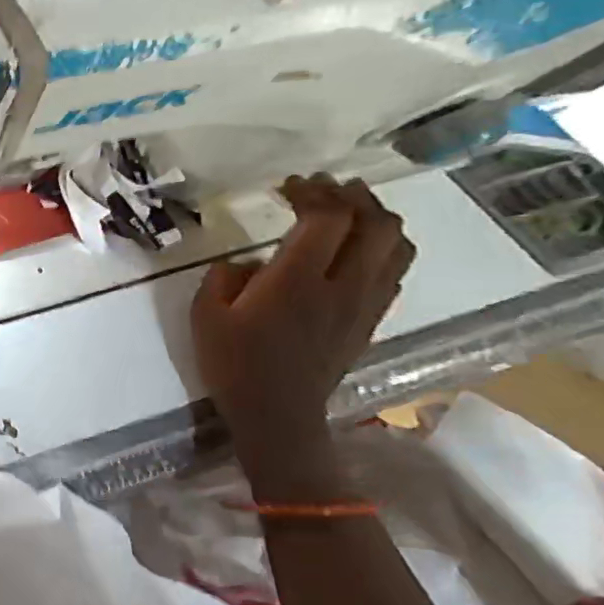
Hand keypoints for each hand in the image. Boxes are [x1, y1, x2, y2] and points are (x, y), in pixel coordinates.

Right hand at [190, 174, 414, 452]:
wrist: (277, 418)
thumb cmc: (234, 363)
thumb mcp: (206, 312)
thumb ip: (226, 274)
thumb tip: (251, 262)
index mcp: (297, 281)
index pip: (328, 218)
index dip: (314, 191)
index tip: (288, 186)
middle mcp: (342, 287)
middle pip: (378, 224)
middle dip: (354, 196)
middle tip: (324, 188)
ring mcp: (364, 305)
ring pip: (397, 246)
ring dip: (377, 218)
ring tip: (348, 209)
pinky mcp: (371, 321)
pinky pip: (395, 271)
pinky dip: (383, 247)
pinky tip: (356, 247)